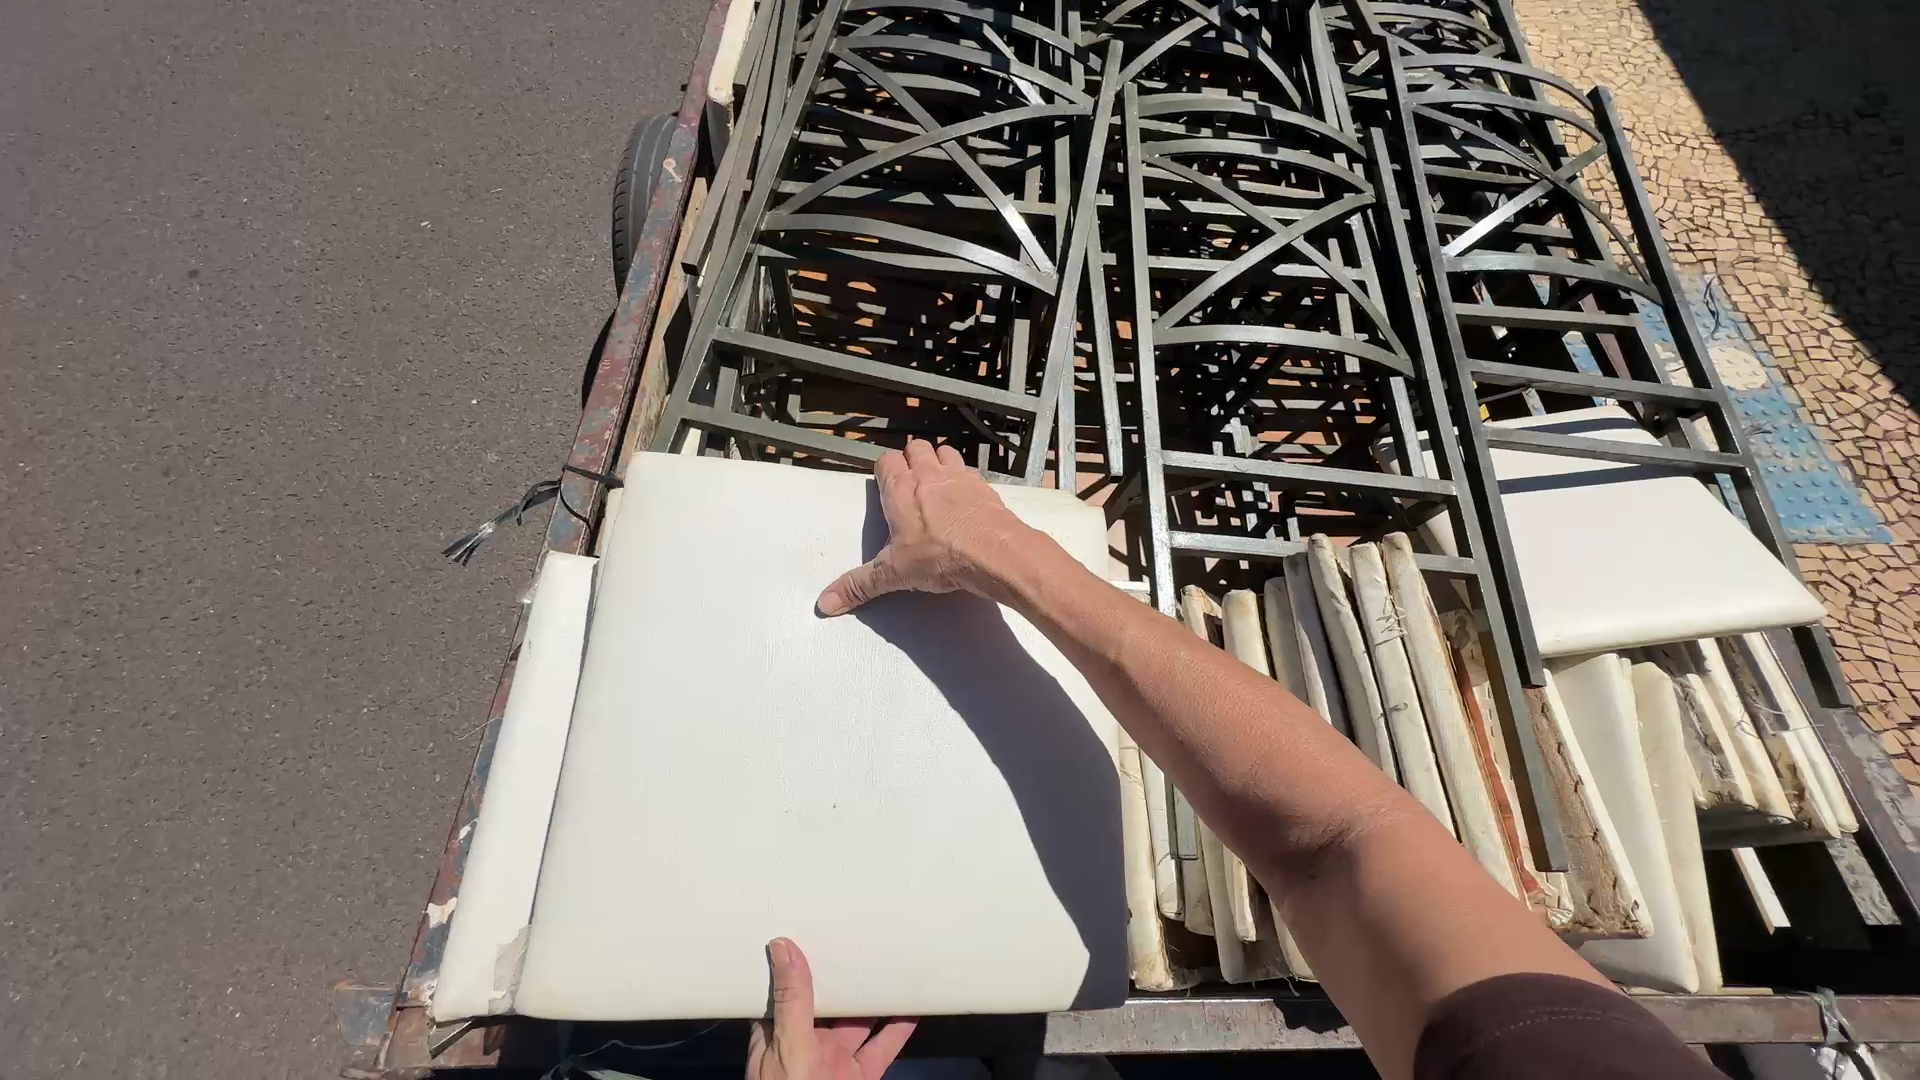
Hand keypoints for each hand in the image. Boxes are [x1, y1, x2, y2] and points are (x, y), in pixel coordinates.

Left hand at [747, 938, 916, 1079]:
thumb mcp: (787, 1049)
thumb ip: (791, 1002)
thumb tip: (781, 945)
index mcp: (778, 1035)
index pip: (784, 987)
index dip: (795, 957)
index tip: (809, 920)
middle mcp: (806, 1043)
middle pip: (825, 996)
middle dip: (841, 968)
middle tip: (860, 928)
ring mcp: (834, 1061)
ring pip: (858, 1018)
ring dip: (874, 993)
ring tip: (892, 957)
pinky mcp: (861, 1077)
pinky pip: (883, 1046)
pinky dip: (898, 1026)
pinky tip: (913, 1004)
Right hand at [816, 438, 1036, 615]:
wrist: (993, 551)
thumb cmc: (939, 556)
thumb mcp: (894, 573)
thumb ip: (860, 585)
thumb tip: (825, 604)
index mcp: (900, 489)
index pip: (886, 461)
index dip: (885, 469)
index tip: (885, 484)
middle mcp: (928, 474)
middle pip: (916, 448)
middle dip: (912, 459)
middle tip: (911, 483)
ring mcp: (959, 476)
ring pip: (945, 452)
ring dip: (940, 461)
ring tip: (938, 483)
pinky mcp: (984, 486)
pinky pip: (971, 471)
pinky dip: (966, 478)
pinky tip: (966, 498)